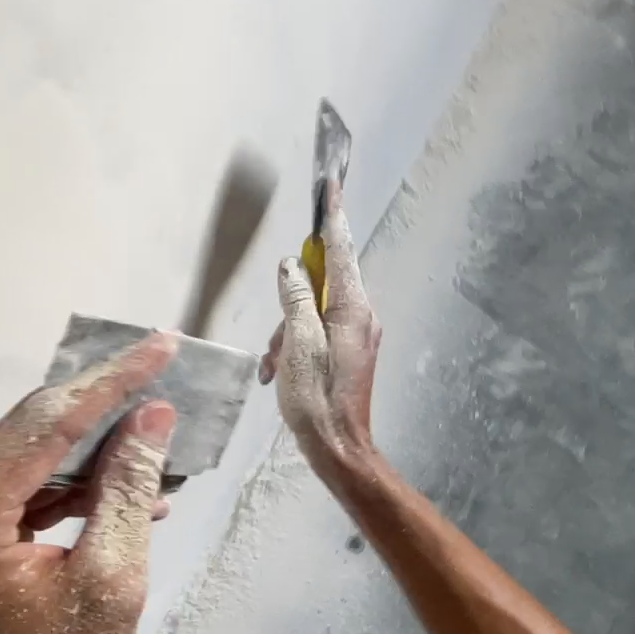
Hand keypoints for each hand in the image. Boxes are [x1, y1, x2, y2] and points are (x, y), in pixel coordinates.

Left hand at [0, 333, 178, 633]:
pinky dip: (63, 484)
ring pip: (19, 452)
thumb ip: (127, 485)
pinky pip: (10, 485)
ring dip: (86, 446)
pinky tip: (118, 489)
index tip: (163, 345)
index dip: (110, 381)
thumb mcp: (114, 580)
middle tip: (162, 375)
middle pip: (25, 430)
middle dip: (99, 405)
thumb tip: (153, 413)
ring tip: (153, 440)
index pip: (42, 424)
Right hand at [259, 208, 381, 467]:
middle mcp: (360, 315)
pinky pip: (314, 334)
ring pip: (310, 312)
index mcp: (353, 308)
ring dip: (285, 334)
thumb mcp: (298, 343)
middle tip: (276, 343)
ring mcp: (355, 335)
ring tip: (274, 366)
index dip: (331, 217)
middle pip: (319, 284)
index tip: (331, 184)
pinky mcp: (347, 353)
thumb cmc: (317, 397)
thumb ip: (295, 298)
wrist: (338, 448)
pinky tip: (278, 373)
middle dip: (289, 307)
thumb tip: (291, 266)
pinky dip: (293, 348)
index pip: (340, 250)